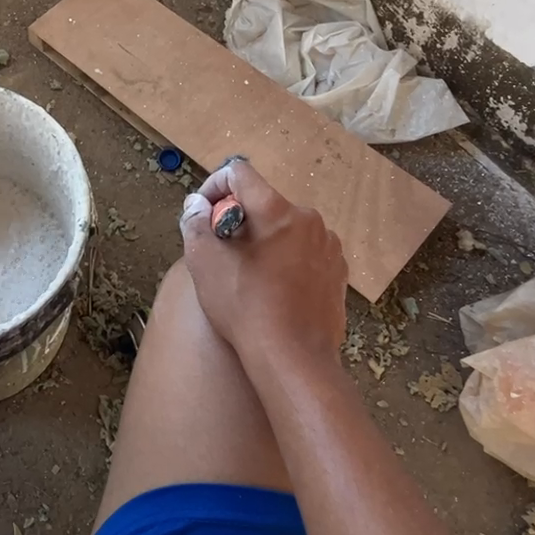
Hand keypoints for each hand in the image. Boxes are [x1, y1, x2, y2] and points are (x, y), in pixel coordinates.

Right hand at [179, 159, 347, 363]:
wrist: (294, 361)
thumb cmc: (245, 307)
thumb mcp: (205, 262)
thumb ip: (195, 223)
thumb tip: (197, 204)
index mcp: (276, 210)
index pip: (239, 173)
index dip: (214, 186)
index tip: (203, 215)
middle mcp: (308, 218)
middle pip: (262, 201)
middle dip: (238, 218)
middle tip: (222, 249)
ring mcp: (328, 245)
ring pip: (284, 226)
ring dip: (263, 237)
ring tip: (248, 271)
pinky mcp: (338, 270)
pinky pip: (304, 249)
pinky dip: (286, 256)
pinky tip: (275, 286)